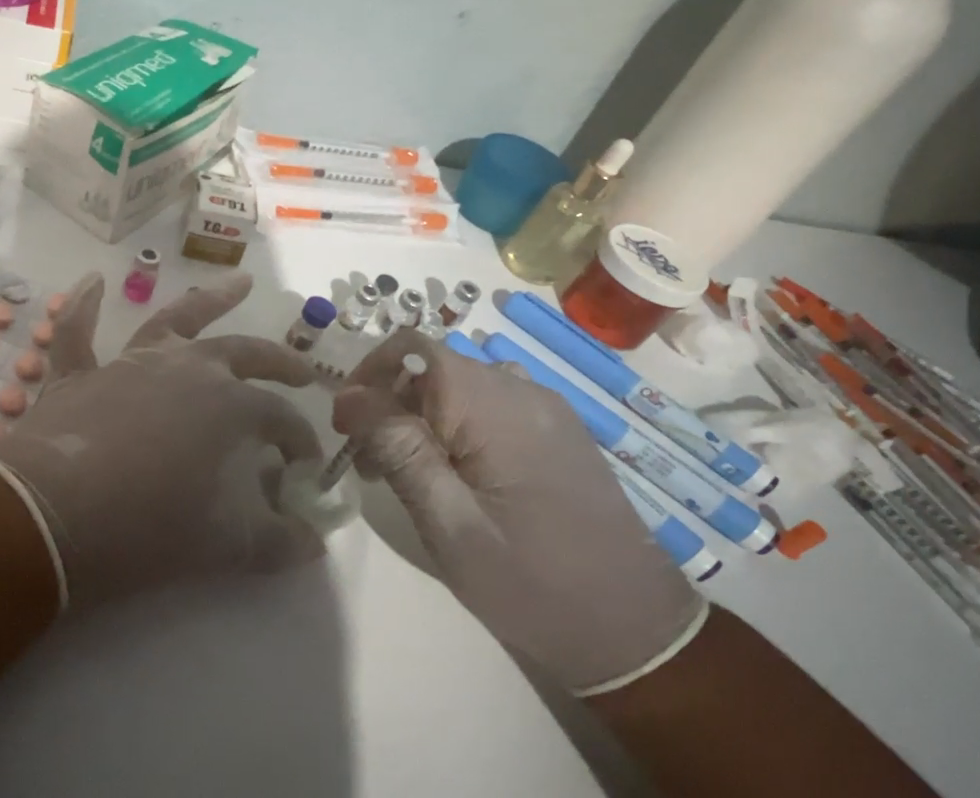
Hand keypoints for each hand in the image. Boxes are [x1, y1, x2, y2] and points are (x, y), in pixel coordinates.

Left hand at [0, 272, 326, 607]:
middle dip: (279, 363)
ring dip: (211, 299)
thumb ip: (282, 543)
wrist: (56, 520)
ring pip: (176, 320)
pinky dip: (83, 305)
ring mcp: (131, 366)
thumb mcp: (232, 548)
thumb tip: (315, 541)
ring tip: (241, 282)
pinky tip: (92, 281)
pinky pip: (77, 332)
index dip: (300, 444)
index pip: (282, 420)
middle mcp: (189, 370)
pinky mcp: (79, 376)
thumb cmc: (153, 531)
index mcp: (233, 406)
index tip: (306, 471)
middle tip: (303, 372)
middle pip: (245, 355)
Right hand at [332, 329, 705, 693]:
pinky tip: (452, 476)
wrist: (634, 630)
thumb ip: (398, 449)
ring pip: (460, 386)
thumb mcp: (448, 521)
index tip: (345, 428)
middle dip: (389, 402)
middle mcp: (523, 391)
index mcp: (494, 404)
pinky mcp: (558, 434)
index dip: (368, 375)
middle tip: (368, 464)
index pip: (413, 348)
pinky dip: (456, 426)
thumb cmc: (530, 583)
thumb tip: (349, 395)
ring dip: (420, 416)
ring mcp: (547, 411)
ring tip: (405, 473)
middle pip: (435, 366)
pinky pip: (491, 406)